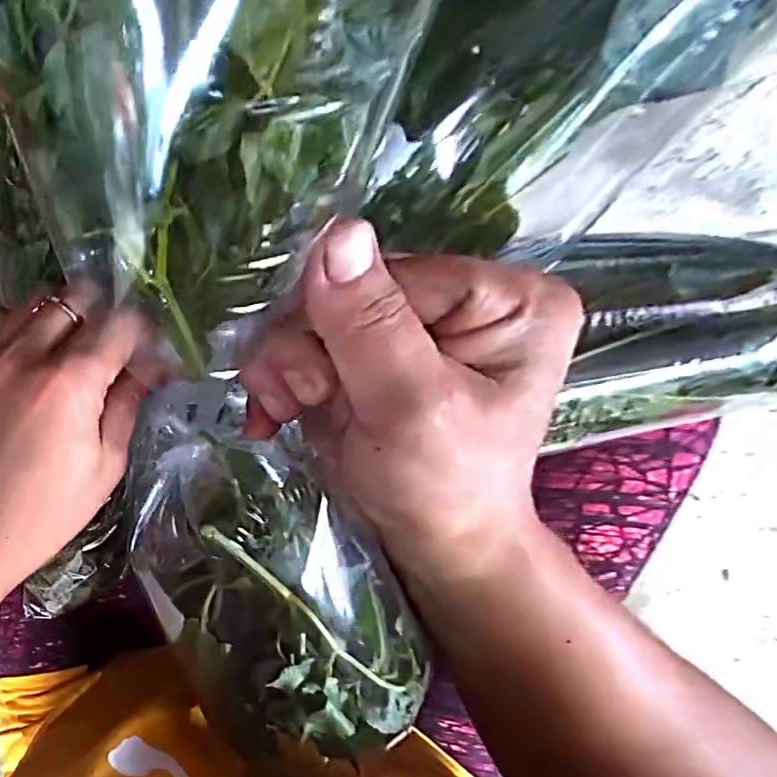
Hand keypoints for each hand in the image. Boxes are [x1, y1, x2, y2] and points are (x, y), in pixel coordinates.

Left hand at [0, 292, 150, 603]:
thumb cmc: (54, 510)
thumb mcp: (107, 465)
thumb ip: (126, 405)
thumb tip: (147, 368)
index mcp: (74, 382)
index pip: (119, 327)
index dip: (142, 333)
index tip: (148, 353)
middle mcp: (32, 357)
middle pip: (77, 302)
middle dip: (104, 316)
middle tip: (113, 347)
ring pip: (32, 305)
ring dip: (61, 313)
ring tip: (71, 343)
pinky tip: (16, 342)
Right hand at [238, 219, 581, 574]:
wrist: (430, 544)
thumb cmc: (439, 485)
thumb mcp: (409, 406)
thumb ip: (370, 325)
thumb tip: (335, 232)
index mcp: (502, 298)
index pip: (393, 275)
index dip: (340, 320)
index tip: (318, 384)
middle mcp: (457, 303)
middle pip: (346, 292)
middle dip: (306, 350)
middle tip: (302, 400)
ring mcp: (407, 333)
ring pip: (313, 318)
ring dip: (284, 368)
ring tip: (285, 411)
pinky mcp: (368, 360)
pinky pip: (304, 348)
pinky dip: (279, 383)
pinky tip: (275, 415)